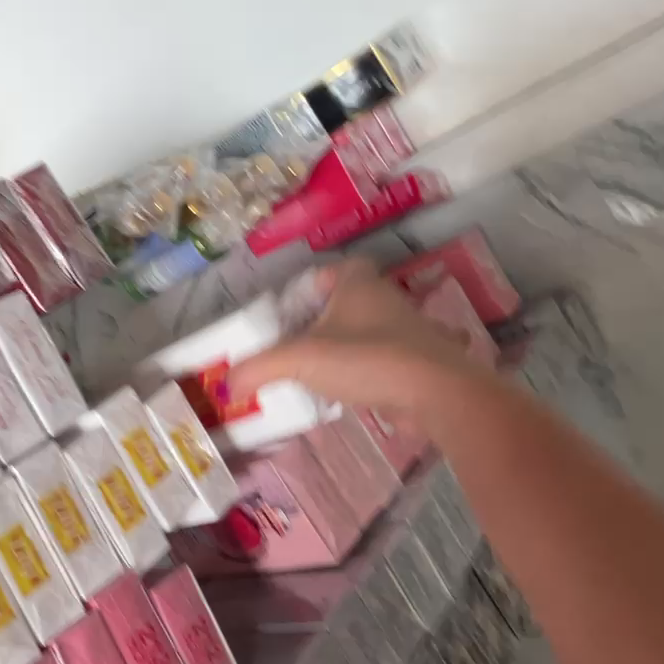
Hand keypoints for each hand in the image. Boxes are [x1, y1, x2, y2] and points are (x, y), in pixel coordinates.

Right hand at [228, 259, 496, 414]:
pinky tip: (343, 391)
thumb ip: (256, 369)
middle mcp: (388, 301)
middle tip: (292, 341)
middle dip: (322, 319)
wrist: (437, 395)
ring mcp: (409, 332)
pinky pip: (383, 359)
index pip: (339, 268)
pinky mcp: (420, 362)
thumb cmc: (366, 359)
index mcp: (360, 286)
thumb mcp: (297, 360)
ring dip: (344, 345)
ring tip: (313, 369)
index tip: (292, 307)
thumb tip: (226, 386)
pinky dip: (364, 371)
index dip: (315, 281)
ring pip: (368, 330)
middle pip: (350, 301)